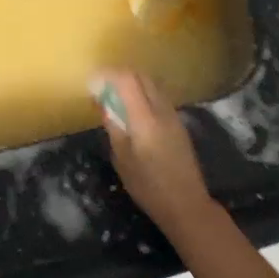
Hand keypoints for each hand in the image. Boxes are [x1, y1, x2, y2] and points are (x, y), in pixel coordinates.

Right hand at [96, 69, 215, 232]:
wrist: (186, 203)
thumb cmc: (148, 186)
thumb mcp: (122, 158)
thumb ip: (113, 126)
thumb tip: (104, 103)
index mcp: (145, 118)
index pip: (127, 80)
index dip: (108, 75)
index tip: (92, 82)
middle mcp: (161, 109)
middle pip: (141, 76)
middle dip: (119, 75)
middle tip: (102, 88)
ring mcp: (173, 114)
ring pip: (151, 84)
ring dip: (132, 84)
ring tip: (115, 99)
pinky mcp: (178, 122)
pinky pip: (158, 96)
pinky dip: (143, 94)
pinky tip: (133, 111)